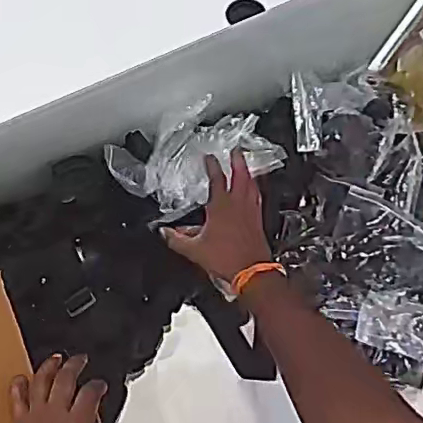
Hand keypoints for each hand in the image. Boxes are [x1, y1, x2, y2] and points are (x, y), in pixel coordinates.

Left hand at [0, 354, 106, 422]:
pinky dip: (19, 384)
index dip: (98, 386)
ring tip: (57, 359)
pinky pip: (17, 397)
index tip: (101, 385)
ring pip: (40, 380)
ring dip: (49, 366)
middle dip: (75, 365)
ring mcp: (33, 419)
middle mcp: (53, 417)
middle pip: (65, 378)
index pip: (89, 394)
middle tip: (81, 360)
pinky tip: (23, 378)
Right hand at [162, 153, 274, 283]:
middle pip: (240, 177)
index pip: (217, 180)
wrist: (251, 272)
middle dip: (237, 162)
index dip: (212, 167)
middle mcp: (238, 206)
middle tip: (236, 150)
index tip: (209, 158)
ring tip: (247, 166)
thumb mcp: (194, 250)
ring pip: (251, 186)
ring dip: (248, 173)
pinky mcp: (258, 221)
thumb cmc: (226, 259)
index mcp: (221, 208)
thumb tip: (164, 233)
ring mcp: (250, 213)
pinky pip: (257, 199)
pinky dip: (256, 190)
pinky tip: (255, 191)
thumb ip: (176, 239)